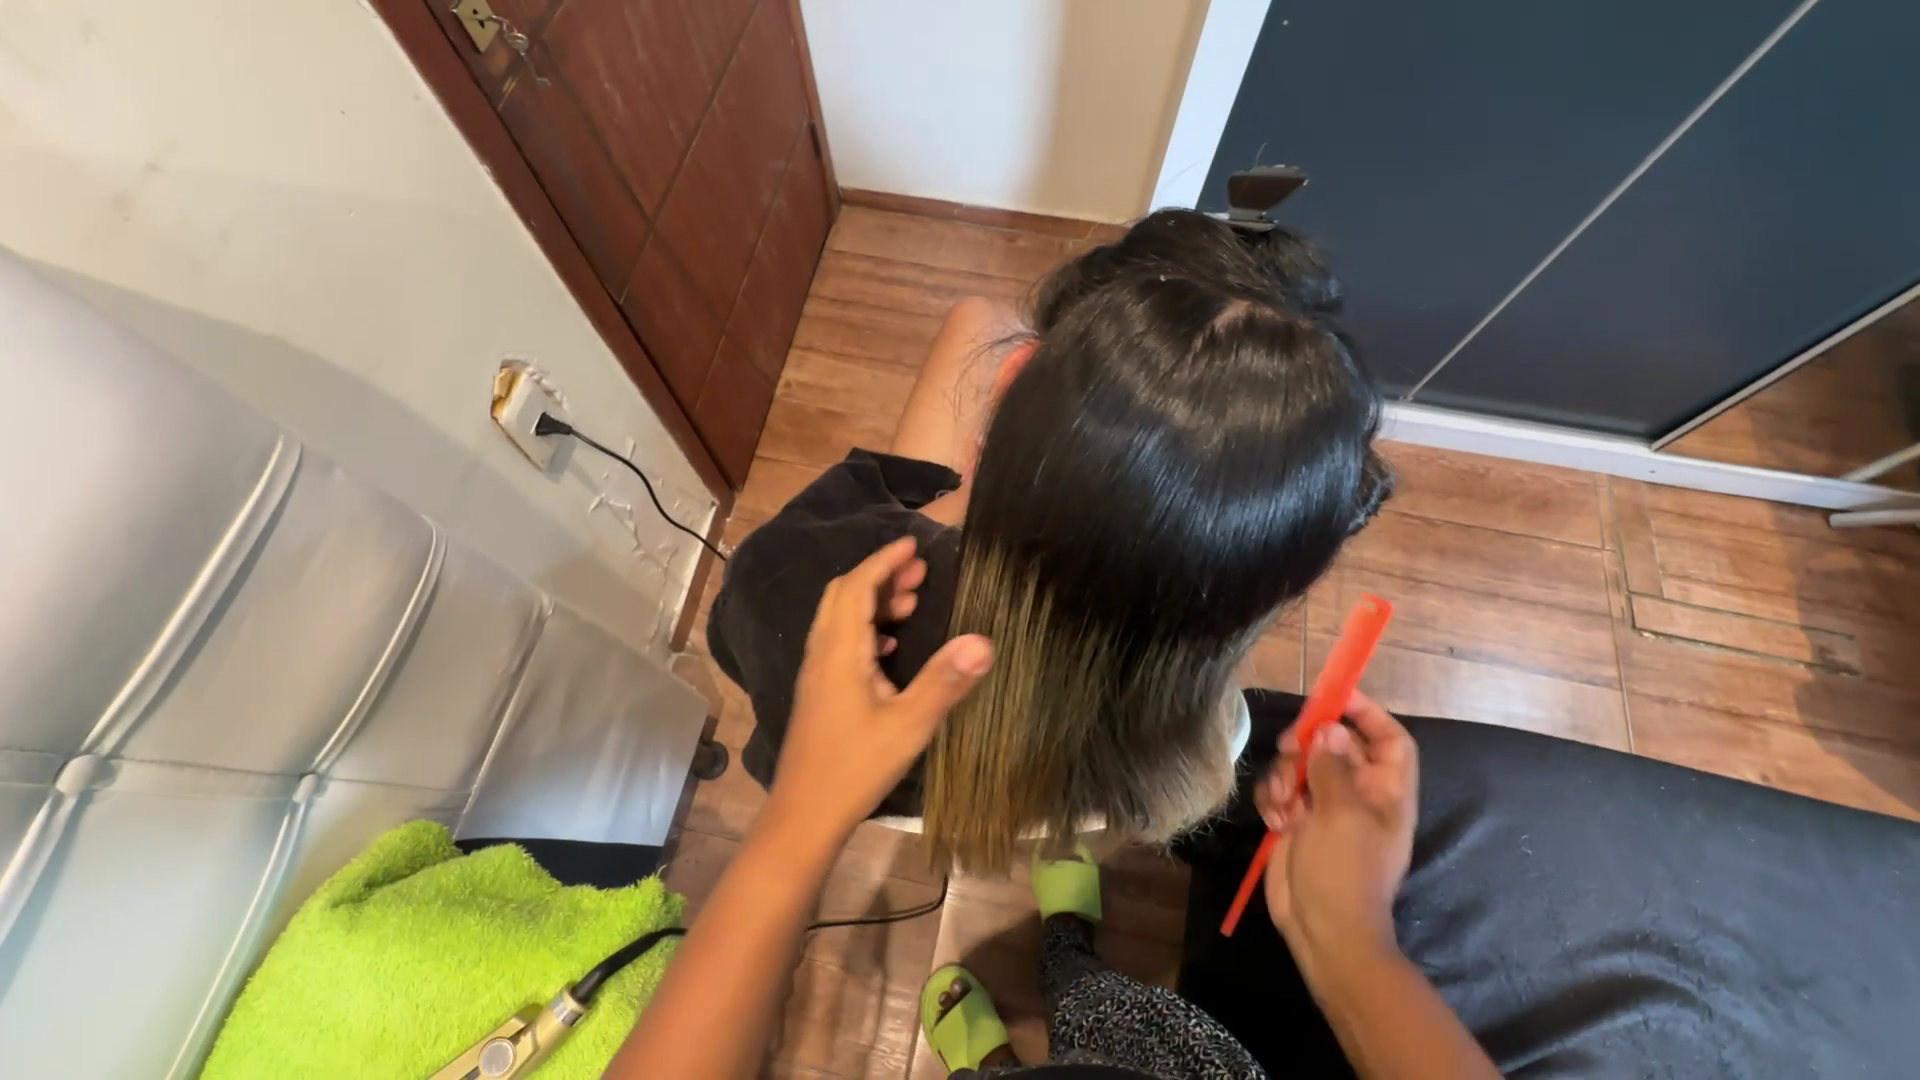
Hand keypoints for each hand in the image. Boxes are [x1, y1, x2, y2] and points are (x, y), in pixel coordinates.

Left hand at [764, 537, 993, 842]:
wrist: (804, 815)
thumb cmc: (856, 767)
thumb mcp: (909, 724)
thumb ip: (944, 681)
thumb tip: (983, 640)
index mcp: (840, 652)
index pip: (856, 587)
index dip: (883, 561)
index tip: (912, 544)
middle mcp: (822, 654)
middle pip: (843, 596)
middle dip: (879, 577)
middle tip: (919, 572)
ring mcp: (816, 675)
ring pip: (839, 620)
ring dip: (872, 603)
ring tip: (912, 602)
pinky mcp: (818, 694)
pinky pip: (839, 643)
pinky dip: (865, 630)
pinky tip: (891, 648)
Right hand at [1254, 691, 1416, 980]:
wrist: (1323, 929)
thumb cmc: (1346, 871)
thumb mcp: (1343, 813)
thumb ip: (1334, 765)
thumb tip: (1329, 727)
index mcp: (1386, 791)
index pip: (1389, 739)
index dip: (1368, 714)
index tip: (1335, 697)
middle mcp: (1357, 794)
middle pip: (1333, 744)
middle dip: (1308, 744)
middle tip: (1290, 752)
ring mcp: (1324, 808)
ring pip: (1300, 765)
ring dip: (1284, 776)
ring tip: (1283, 805)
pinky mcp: (1295, 821)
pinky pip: (1279, 791)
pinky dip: (1272, 799)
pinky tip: (1275, 821)